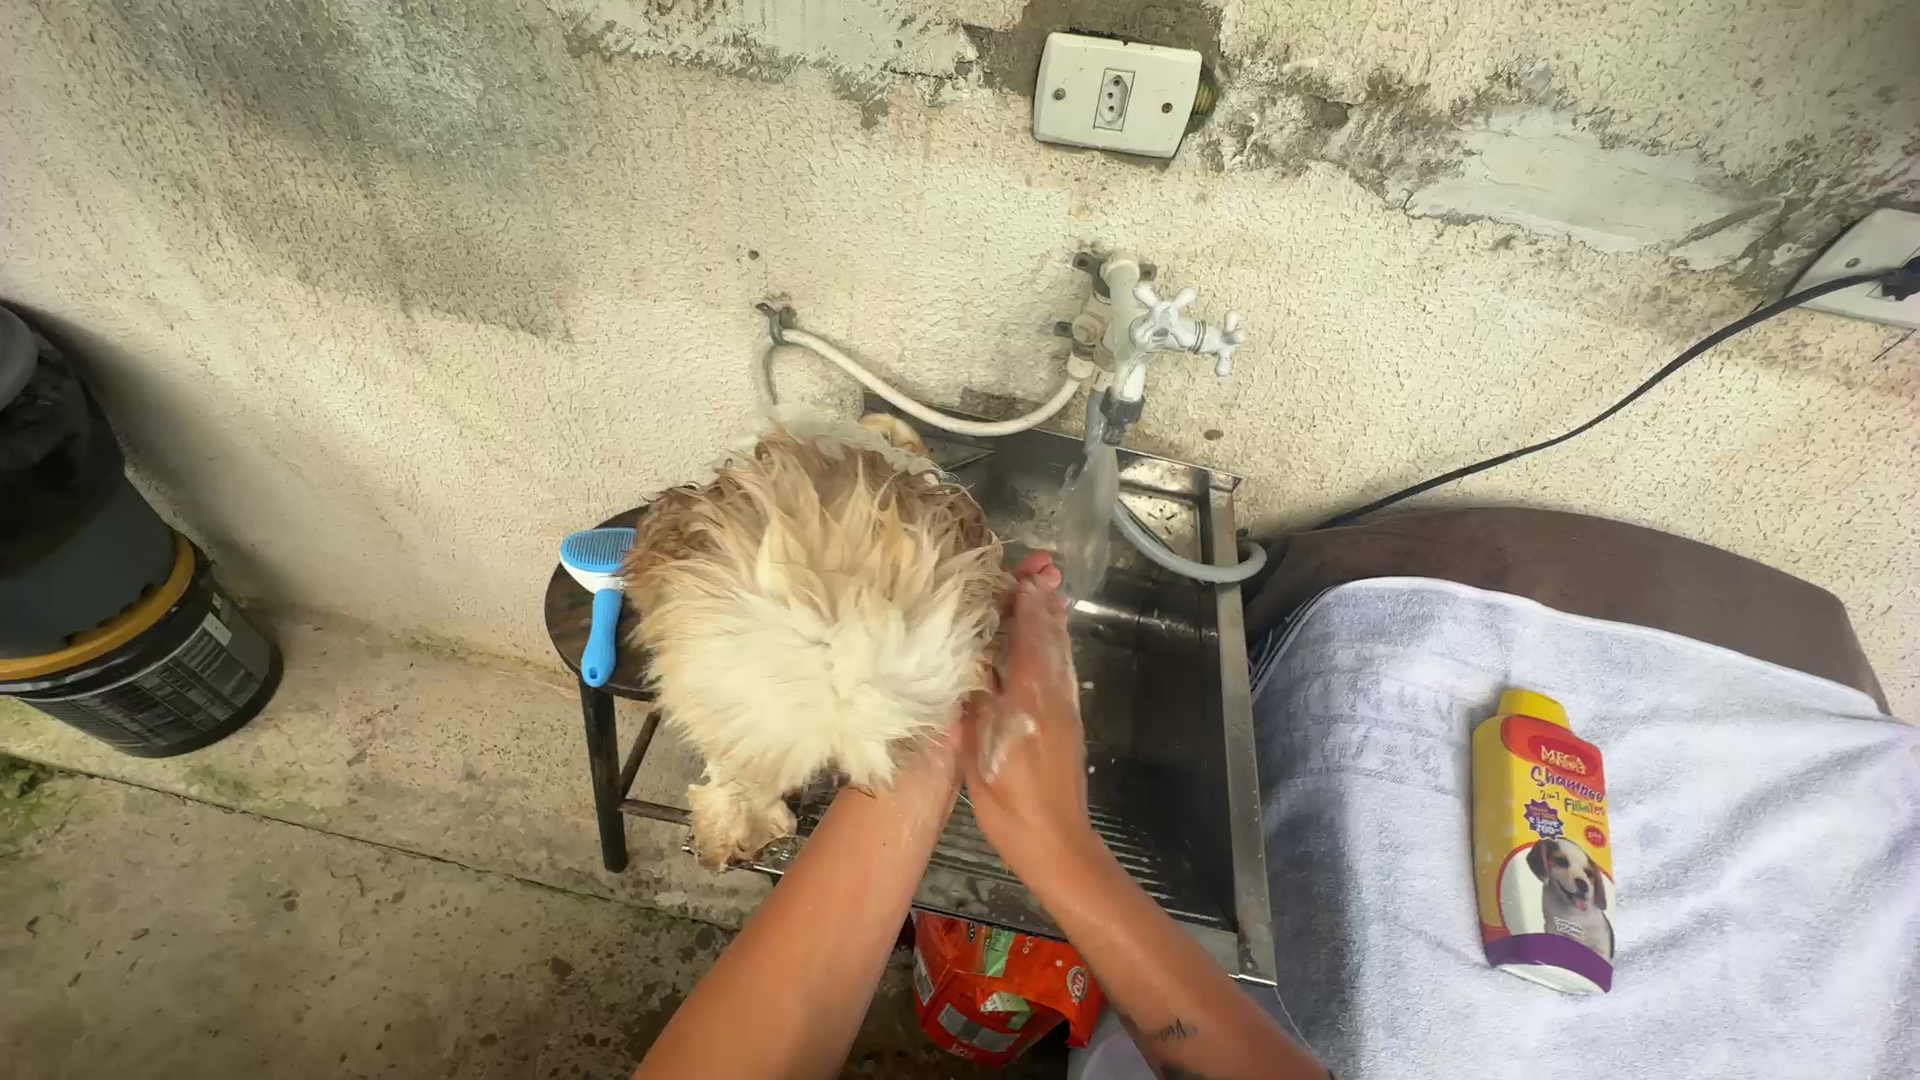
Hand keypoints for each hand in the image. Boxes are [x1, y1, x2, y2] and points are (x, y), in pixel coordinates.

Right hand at [961, 552, 1098, 875]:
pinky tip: (1052, 639)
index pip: (1029, 637)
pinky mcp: (1067, 722)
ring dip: (1054, 618)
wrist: (1056, 843)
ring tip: (1049, 589)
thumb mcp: (979, 753)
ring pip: (1061, 652)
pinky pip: (1062, 670)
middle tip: (1042, 566)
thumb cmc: (1011, 803)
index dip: (1025, 603)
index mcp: (1029, 697)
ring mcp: (1064, 708)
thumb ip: (975, 705)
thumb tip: (971, 665)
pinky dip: (1057, 644)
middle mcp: (1052, 694)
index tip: (1022, 573)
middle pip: (1051, 636)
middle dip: (1044, 600)